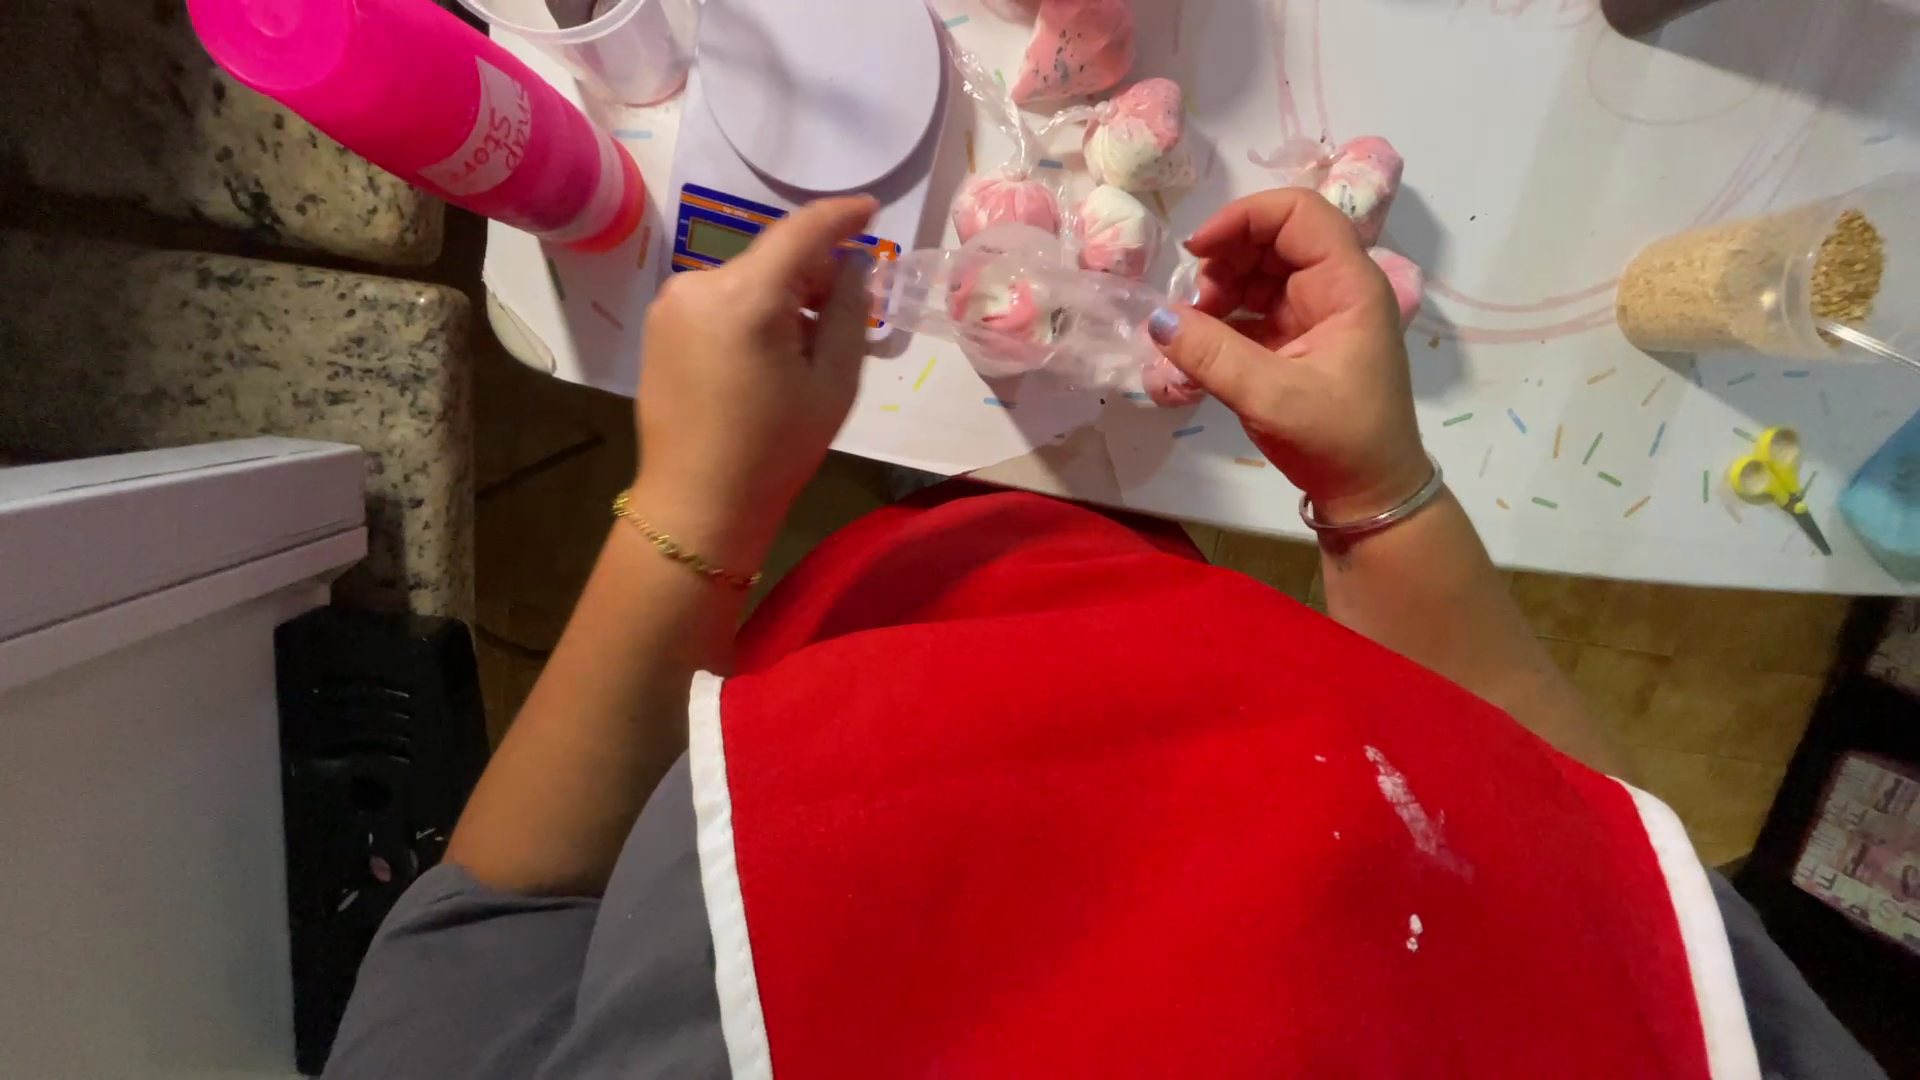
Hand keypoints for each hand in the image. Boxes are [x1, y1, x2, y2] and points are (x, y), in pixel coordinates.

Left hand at [631, 196, 877, 566]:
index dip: (840, 216)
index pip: (801, 233)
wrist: (700, 501)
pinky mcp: (658, 327)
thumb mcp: (833, 384)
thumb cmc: (777, 448)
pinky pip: (719, 303)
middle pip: (772, 260)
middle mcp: (698, 284)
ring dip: (781, 300)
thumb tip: (855, 266)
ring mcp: (671, 305)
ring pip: (745, 282)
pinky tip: (762, 361)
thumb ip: (849, 312)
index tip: (870, 209)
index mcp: (746, 297)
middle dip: (812, 277)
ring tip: (799, 354)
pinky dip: (750, 314)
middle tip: (841, 320)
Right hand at [1148, 188, 1427, 521]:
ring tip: (1195, 332)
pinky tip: (1201, 349)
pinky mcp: (1297, 344)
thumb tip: (1157, 320)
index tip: (1194, 251)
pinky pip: (1254, 314)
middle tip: (1192, 306)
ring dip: (1220, 293)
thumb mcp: (1271, 396)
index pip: (1297, 214)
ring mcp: (1314, 317)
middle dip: (1225, 262)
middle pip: (1274, 241)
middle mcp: (1333, 289)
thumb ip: (1211, 354)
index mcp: (1347, 285)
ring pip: (1260, 277)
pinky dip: (1223, 324)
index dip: (1242, 219)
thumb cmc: (1337, 439)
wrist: (1369, 492)